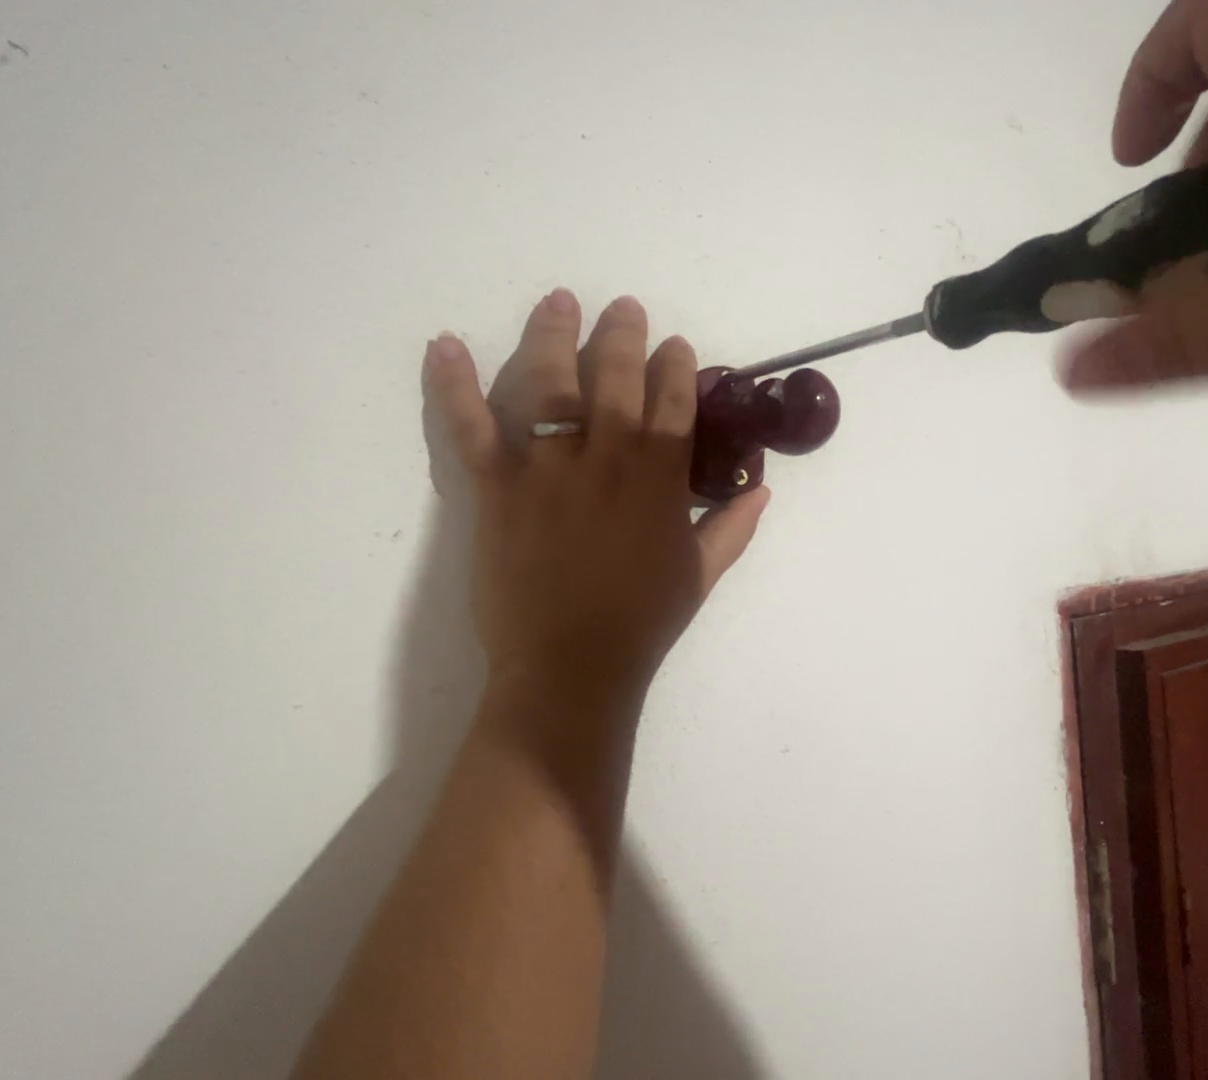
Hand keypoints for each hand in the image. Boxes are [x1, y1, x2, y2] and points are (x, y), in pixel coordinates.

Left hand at [423, 290, 769, 698]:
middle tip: (623, 307)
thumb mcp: (700, 575)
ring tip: (558, 301)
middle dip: (622, 335)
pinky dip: (453, 386)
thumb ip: (732, 527)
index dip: (677, 367)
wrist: (571, 667)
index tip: (677, 345)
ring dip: (554, 336)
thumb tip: (762, 490)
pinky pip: (471, 429)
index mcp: (658, 479)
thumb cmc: (641, 623)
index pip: (674, 403)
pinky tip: (445, 345)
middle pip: (616, 378)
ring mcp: (547, 471)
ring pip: (550, 387)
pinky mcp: (496, 490)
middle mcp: (606, 460)